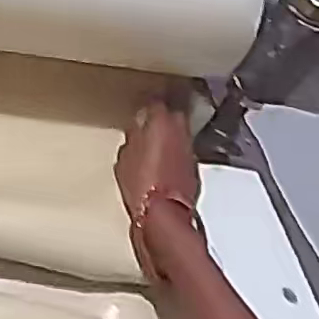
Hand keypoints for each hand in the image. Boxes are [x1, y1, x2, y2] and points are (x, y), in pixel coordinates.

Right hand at [116, 95, 201, 278]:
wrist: (165, 221)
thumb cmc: (141, 185)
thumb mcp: (125, 155)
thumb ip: (134, 136)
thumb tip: (138, 126)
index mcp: (161, 121)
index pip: (158, 99)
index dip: (151, 97)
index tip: (145, 96)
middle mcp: (181, 133)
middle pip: (175, 113)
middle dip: (166, 111)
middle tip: (153, 111)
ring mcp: (189, 153)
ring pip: (181, 133)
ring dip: (172, 132)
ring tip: (158, 134)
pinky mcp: (193, 173)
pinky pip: (183, 153)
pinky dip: (175, 152)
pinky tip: (165, 159)